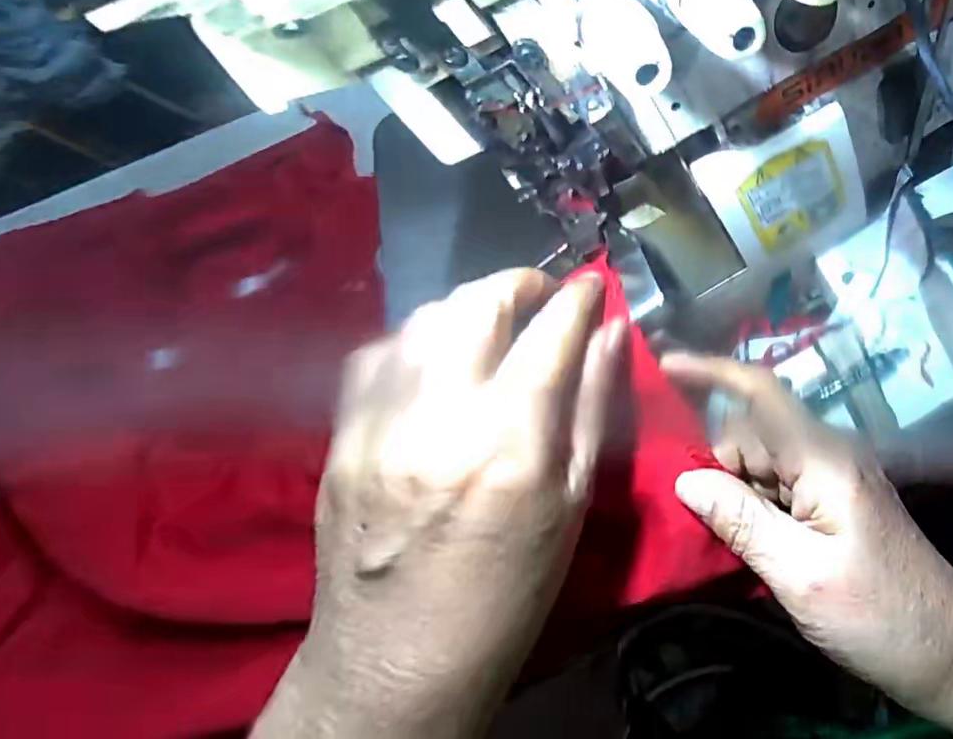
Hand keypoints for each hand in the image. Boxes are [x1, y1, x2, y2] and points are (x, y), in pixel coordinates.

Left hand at [257, 270, 626, 738]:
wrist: (395, 669)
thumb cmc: (508, 592)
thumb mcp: (572, 503)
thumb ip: (593, 404)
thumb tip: (612, 330)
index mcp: (511, 444)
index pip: (551, 333)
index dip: (579, 297)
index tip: (593, 284)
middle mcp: (440, 419)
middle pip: (480, 305)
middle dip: (521, 283)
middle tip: (542, 295)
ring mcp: (379, 424)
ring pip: (425, 317)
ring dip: (470, 306)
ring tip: (494, 324)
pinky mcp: (340, 437)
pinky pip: (377, 352)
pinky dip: (417, 338)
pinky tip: (436, 358)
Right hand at [664, 354, 952, 718]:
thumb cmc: (882, 616)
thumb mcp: (803, 578)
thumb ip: (741, 522)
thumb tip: (686, 480)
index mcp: (822, 457)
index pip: (761, 392)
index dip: (710, 370)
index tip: (663, 365)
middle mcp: (826, 451)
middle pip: (751, 431)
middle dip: (715, 460)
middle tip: (690, 509)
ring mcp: (830, 472)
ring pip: (759, 458)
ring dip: (731, 486)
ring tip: (719, 533)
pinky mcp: (830, 496)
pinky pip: (775, 482)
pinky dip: (750, 501)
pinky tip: (741, 536)